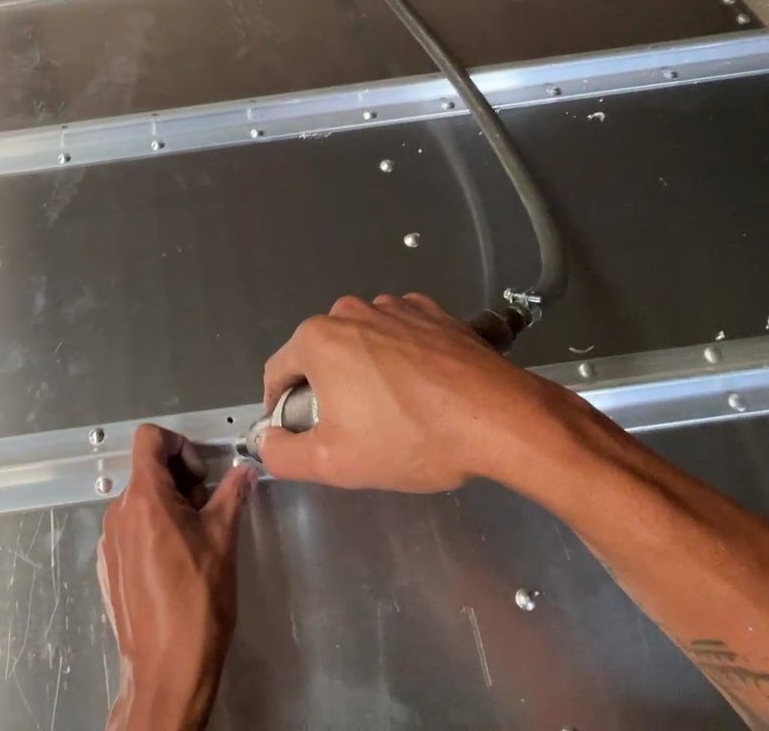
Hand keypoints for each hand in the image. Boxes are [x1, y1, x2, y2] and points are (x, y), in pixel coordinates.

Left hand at [98, 423, 255, 730]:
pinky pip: (130, 529)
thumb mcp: (223, 539)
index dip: (179, 444)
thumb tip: (244, 470)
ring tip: (194, 540)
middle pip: (147, 470)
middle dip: (181, 480)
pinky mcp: (108, 565)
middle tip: (207, 510)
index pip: (149, 438)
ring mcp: (109, 540)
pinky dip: (153, 531)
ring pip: (140, 501)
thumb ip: (232, 494)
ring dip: (169, 506)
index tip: (201, 474)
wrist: (166, 669)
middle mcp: (118, 512)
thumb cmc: (198, 601)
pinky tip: (175, 564)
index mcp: (144, 498)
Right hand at [258, 294, 593, 496]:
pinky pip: (401, 335)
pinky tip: (425, 389)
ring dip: (365, 372)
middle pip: (320, 356)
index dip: (282, 409)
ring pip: (361, 344)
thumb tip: (267, 441)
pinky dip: (403, 358)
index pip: (277, 373)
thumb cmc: (410, 438)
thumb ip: (282, 455)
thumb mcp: (334, 463)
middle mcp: (350, 311)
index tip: (305, 436)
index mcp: (317, 339)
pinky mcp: (433, 312)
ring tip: (396, 411)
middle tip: (355, 431)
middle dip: (327, 390)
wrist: (500, 418)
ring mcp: (395, 306)